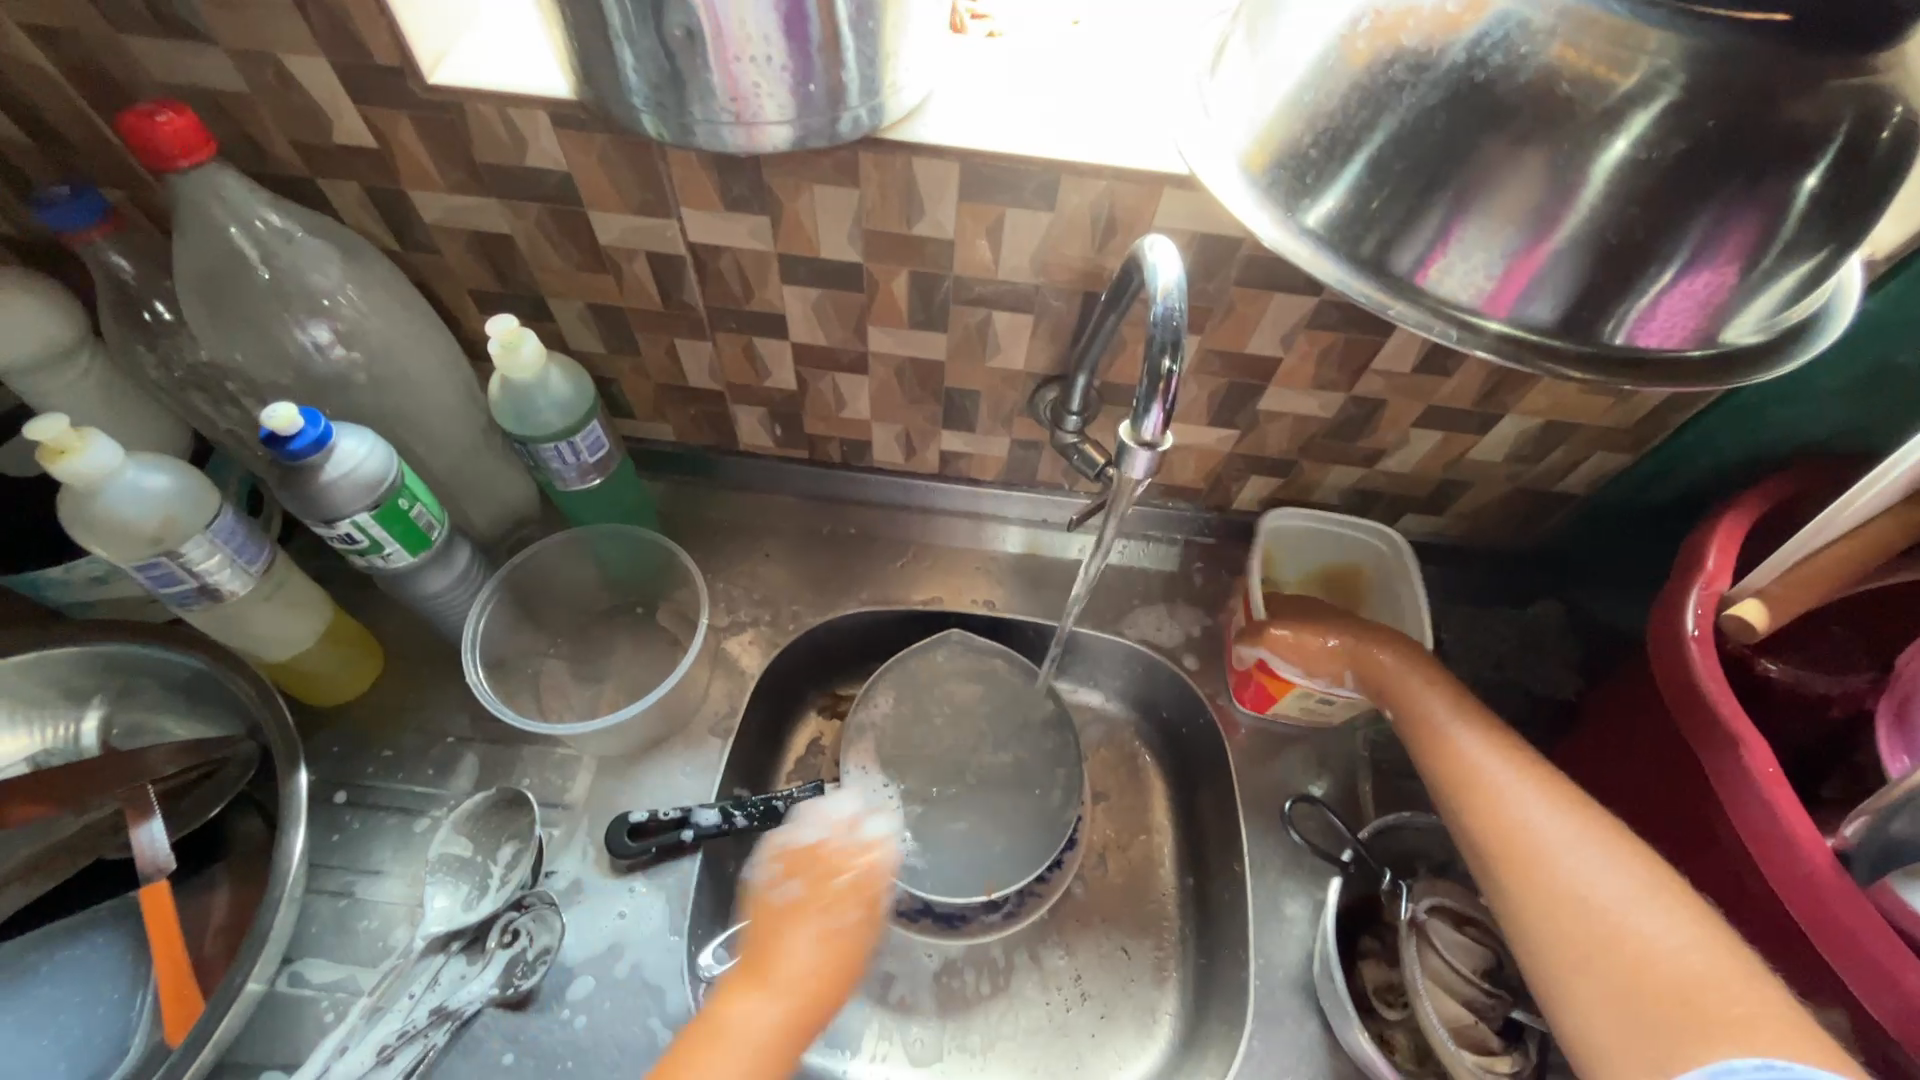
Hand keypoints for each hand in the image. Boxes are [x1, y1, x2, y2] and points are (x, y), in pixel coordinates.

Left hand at [727, 787, 902, 1026]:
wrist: (772, 993)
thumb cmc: (832, 970)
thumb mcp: (870, 926)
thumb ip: (878, 881)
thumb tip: (884, 850)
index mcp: (864, 864)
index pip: (882, 821)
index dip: (882, 825)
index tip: (882, 833)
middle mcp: (828, 846)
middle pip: (846, 802)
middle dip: (853, 811)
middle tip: (856, 827)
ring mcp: (792, 847)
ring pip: (815, 808)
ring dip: (825, 817)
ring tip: (827, 836)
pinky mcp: (764, 857)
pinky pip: (787, 830)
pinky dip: (797, 834)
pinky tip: (800, 854)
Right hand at [1232, 592, 1426, 702]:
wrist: (1372, 660)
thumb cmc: (1316, 646)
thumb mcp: (1270, 638)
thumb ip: (1246, 639)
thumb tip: (1236, 651)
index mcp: (1286, 601)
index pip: (1255, 599)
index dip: (1240, 613)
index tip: (1230, 633)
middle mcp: (1307, 608)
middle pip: (1275, 618)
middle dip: (1259, 633)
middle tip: (1247, 655)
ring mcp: (1328, 625)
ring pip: (1296, 634)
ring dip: (1282, 648)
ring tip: (1271, 669)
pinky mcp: (1345, 645)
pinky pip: (1314, 650)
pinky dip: (1303, 660)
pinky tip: (1301, 676)